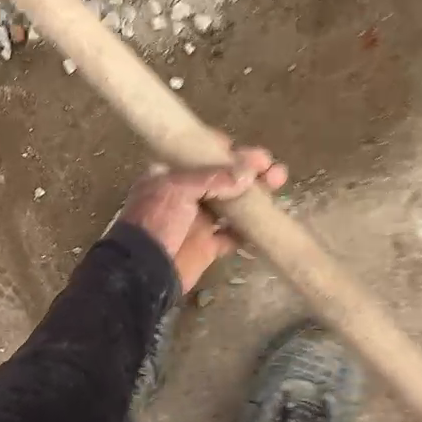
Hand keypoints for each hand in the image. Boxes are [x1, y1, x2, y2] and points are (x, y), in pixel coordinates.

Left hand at [116, 146, 286, 292]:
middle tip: (273, 169)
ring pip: (233, 204)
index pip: (202, 155)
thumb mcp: (177, 188)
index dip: (228, 151)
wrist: (143, 269)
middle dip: (250, 171)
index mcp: (170, 174)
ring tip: (278, 185)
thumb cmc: (155, 220)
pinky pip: (234, 235)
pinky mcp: (207, 246)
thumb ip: (213, 178)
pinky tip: (268, 220)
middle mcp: (185, 195)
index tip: (250, 154)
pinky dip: (250, 229)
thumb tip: (249, 173)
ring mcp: (197, 221)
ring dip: (255, 196)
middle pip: (223, 178)